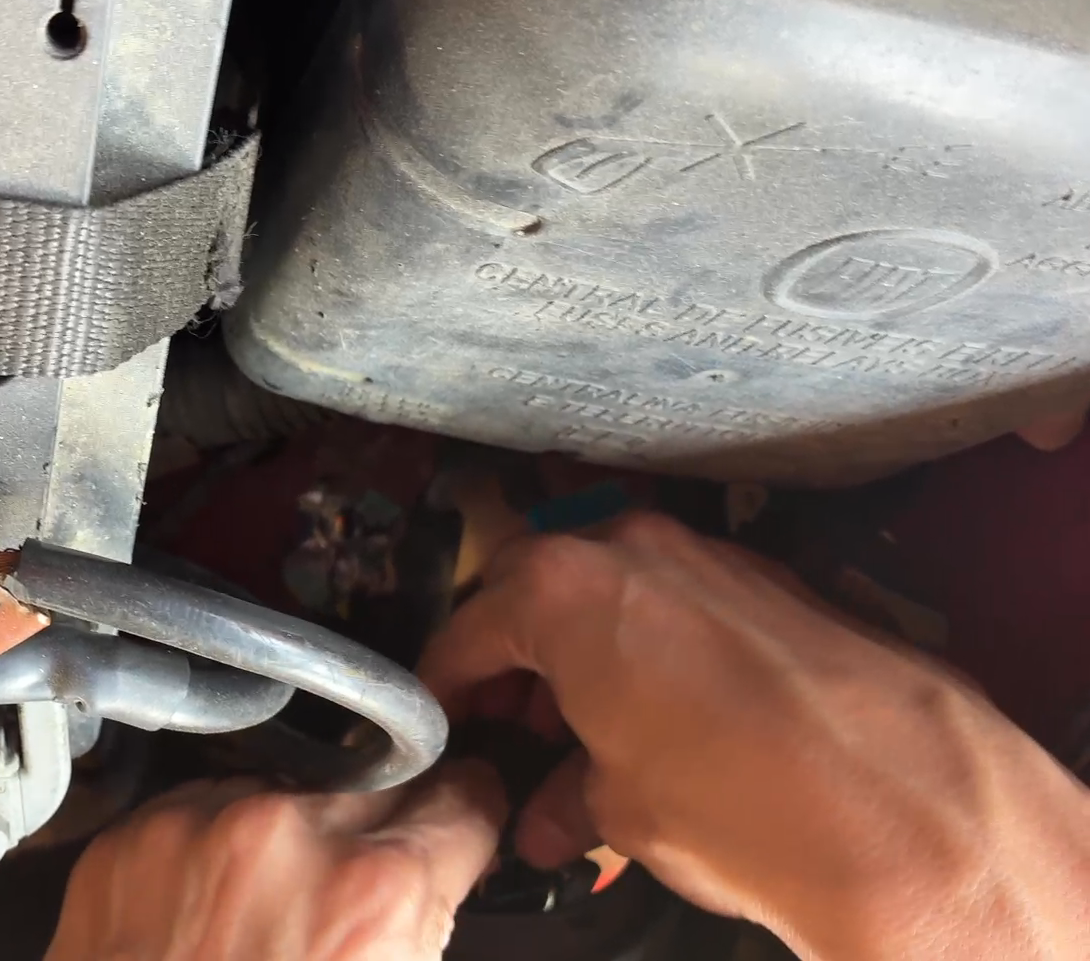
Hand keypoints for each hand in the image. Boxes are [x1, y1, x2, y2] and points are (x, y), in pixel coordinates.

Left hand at [47, 763, 505, 960]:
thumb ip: (417, 929)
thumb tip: (432, 878)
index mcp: (370, 895)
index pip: (454, 805)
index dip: (464, 813)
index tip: (461, 807)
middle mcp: (285, 835)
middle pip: (366, 789)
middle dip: (373, 833)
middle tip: (346, 893)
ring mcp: (200, 822)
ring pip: (278, 792)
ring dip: (287, 838)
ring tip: (265, 913)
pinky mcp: (136, 832)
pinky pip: (201, 810)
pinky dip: (215, 845)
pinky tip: (207, 908)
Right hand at [420, 512, 1089, 960]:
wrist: (935, 829)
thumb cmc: (750, 808)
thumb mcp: (619, 809)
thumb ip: (563, 791)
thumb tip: (549, 814)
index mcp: (557, 590)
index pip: (465, 631)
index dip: (445, 681)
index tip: (444, 712)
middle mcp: (620, 549)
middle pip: (524, 590)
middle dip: (506, 651)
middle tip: (510, 713)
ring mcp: (697, 555)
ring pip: (596, 585)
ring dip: (574, 642)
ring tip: (586, 715)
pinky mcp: (763, 577)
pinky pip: (668, 593)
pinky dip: (641, 635)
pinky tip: (658, 700)